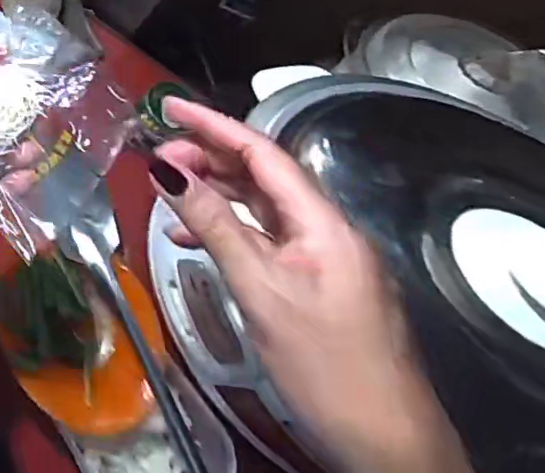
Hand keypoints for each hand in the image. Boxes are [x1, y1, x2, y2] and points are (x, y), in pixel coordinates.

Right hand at [151, 97, 471, 472]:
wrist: (389, 450)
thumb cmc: (325, 365)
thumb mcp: (258, 288)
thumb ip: (212, 222)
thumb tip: (163, 167)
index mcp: (324, 226)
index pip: (264, 155)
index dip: (214, 124)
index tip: (168, 106)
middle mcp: (327, 231)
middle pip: (261, 174)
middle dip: (206, 155)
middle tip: (155, 156)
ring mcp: (322, 257)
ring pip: (259, 202)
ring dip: (211, 188)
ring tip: (165, 187)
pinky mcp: (313, 279)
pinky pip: (261, 233)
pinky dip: (223, 223)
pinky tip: (190, 233)